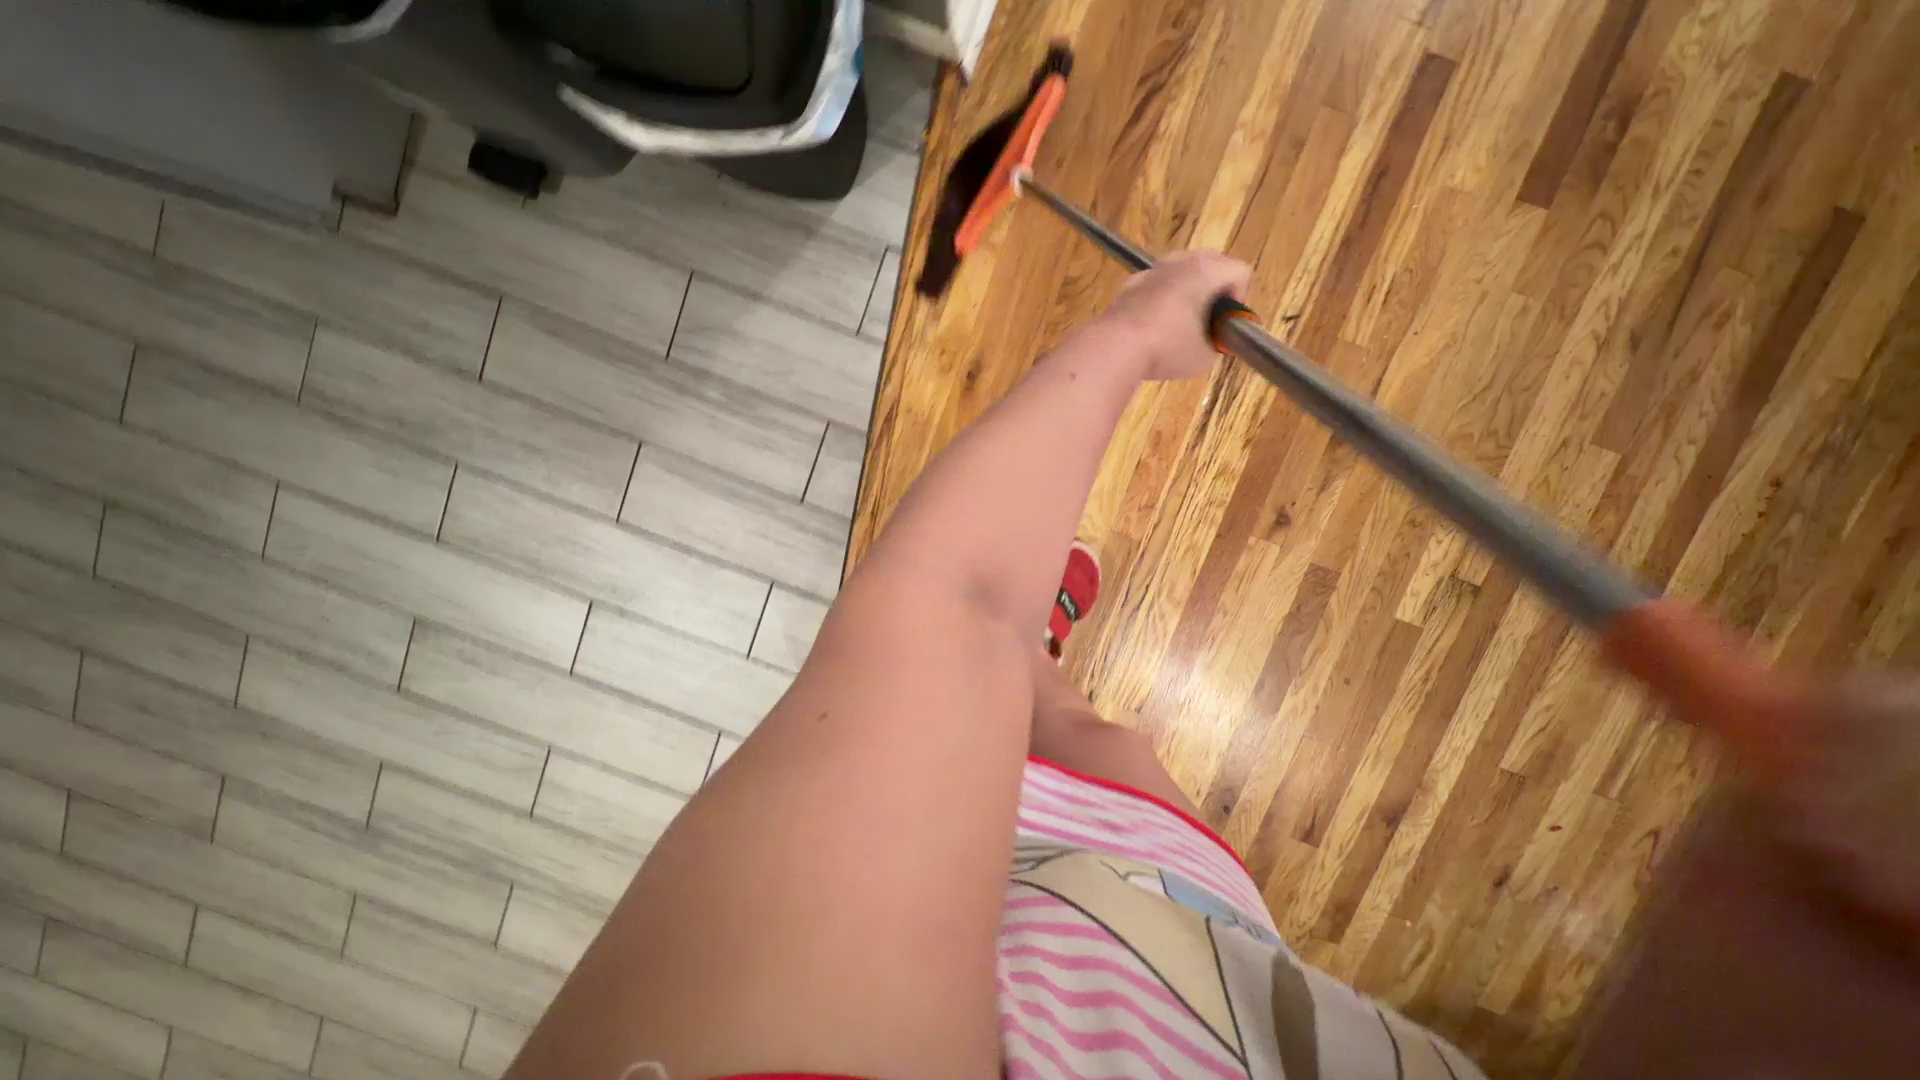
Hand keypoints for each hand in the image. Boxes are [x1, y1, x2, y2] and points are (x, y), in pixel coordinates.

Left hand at [1100, 250, 1253, 380]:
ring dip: (1189, 287)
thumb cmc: (1168, 348)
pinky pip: (1156, 282)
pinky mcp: (1130, 283)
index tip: (1227, 323)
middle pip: (1212, 260)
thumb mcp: (1206, 354)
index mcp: (1206, 271)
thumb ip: (1217, 339)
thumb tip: (1212, 337)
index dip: (1241, 298)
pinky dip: (1161, 295)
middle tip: (1211, 316)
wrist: (1115, 347)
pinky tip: (1155, 321)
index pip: (1241, 271)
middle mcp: (1180, 262)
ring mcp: (1152, 269)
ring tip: (1183, 318)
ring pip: (1181, 268)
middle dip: (1217, 286)